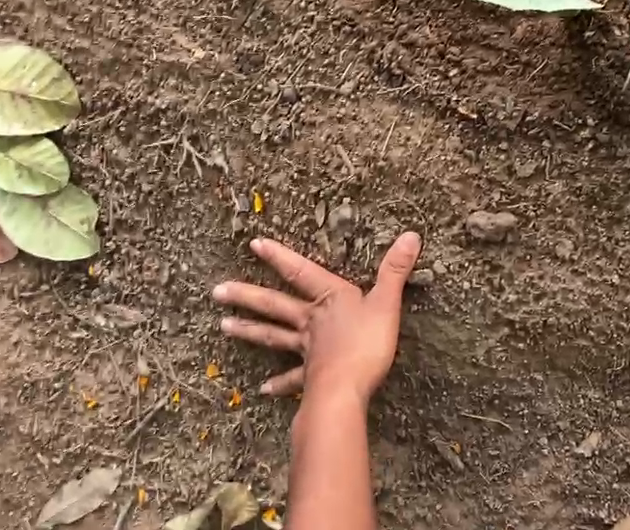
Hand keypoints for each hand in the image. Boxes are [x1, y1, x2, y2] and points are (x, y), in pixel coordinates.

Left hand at [212, 233, 421, 403]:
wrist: (343, 393)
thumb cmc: (364, 346)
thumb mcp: (386, 302)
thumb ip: (396, 270)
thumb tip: (412, 235)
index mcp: (330, 300)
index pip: (301, 272)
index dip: (280, 257)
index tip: (254, 244)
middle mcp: (312, 321)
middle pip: (275, 304)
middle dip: (247, 295)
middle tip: (217, 290)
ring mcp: (307, 349)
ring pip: (275, 336)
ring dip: (250, 330)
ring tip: (223, 326)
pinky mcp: (309, 376)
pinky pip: (292, 377)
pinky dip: (279, 383)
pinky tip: (263, 389)